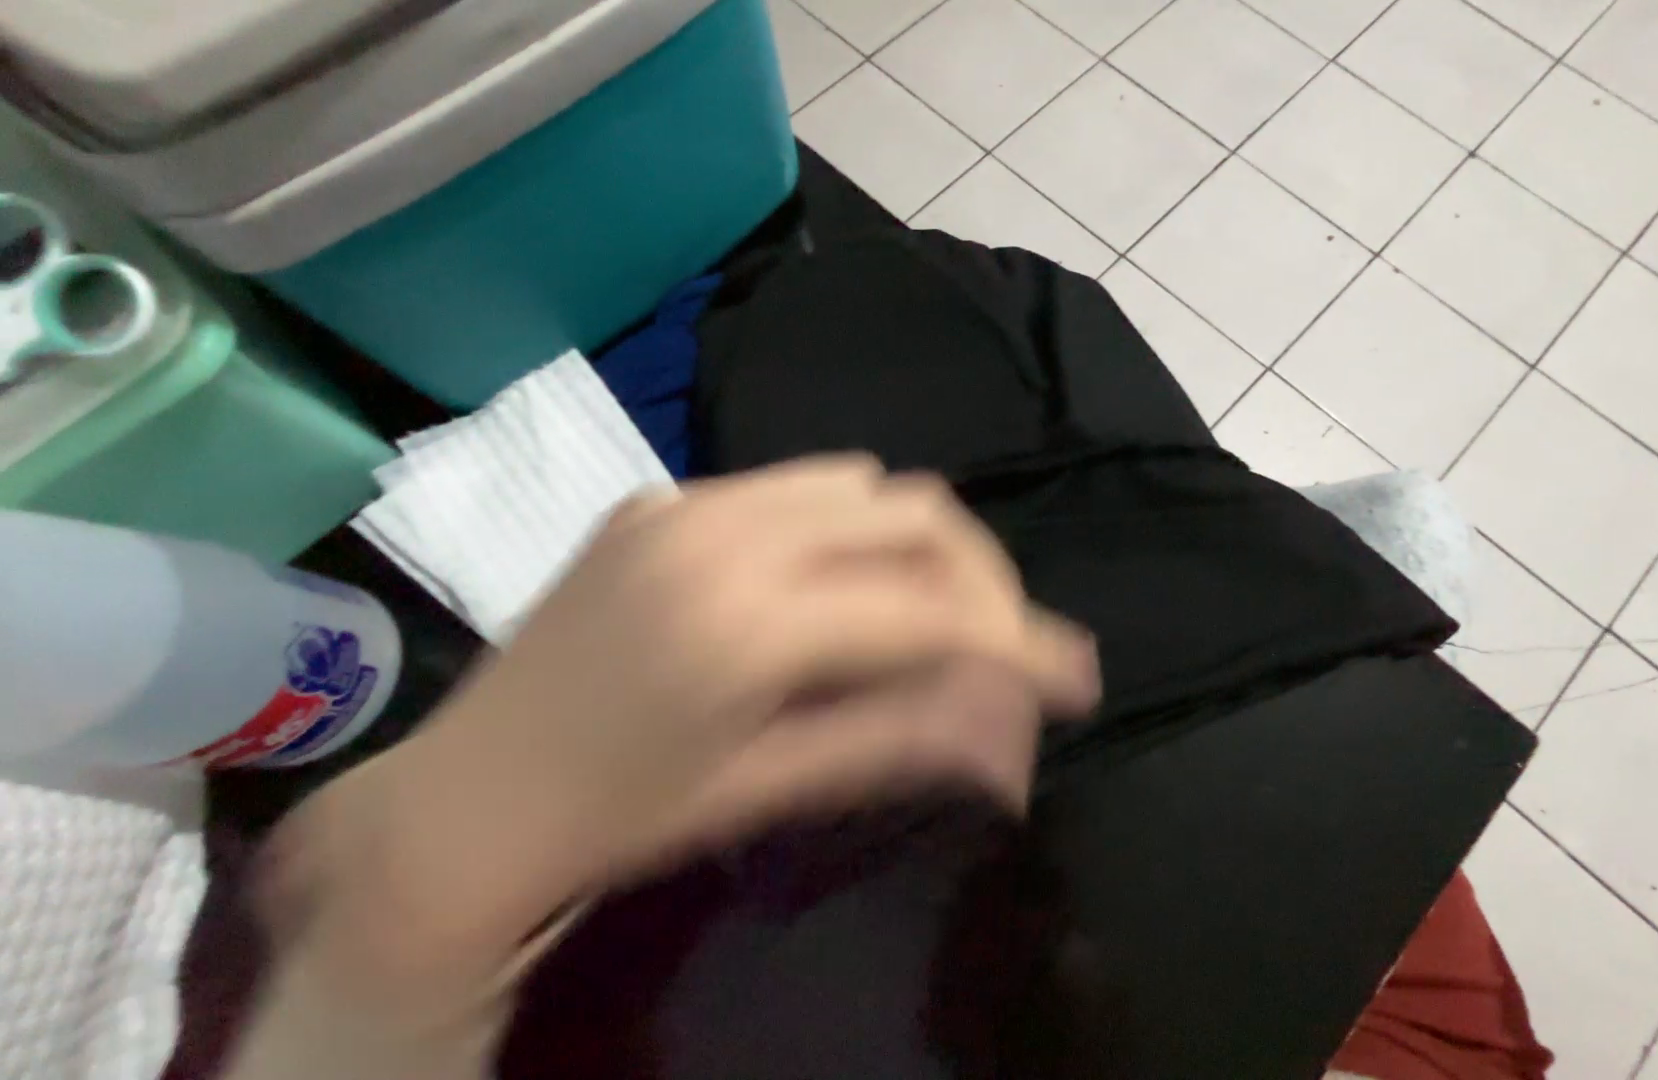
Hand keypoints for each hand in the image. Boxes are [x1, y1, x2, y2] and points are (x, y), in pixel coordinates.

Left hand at [259, 456, 1099, 994]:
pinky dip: (848, 529)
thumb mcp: (768, 787)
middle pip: (913, 513)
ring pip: (860, 485)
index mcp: (747, 625)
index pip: (930, 610)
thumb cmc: (618, 819)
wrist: (463, 799)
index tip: (1075, 674)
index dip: (1018, 641)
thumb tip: (1019, 731)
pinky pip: (793, 487)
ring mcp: (684, 500)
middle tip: (1003, 641)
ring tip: (930, 613)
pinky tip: (837, 586)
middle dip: (981, 577)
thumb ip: (901, 738)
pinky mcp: (660, 496)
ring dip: (919, 544)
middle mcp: (722, 532)